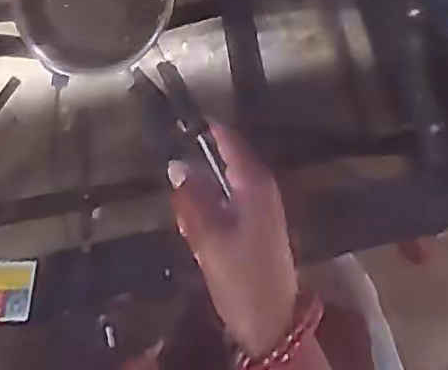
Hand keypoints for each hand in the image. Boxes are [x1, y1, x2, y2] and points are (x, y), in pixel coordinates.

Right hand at [167, 124, 298, 354]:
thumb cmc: (241, 276)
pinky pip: (229, 204)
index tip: (179, 122)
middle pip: (224, 161)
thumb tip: (176, 164)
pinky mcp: (259, 225)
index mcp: (254, 181)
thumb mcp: (208, 237)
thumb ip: (191, 197)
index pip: (228, 138)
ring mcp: (263, 206)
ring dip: (202, 197)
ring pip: (224, 185)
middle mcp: (262, 185)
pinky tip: (197, 234)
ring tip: (186, 220)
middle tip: (174, 184)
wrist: (272, 325)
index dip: (205, 128)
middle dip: (198, 171)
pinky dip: (211, 211)